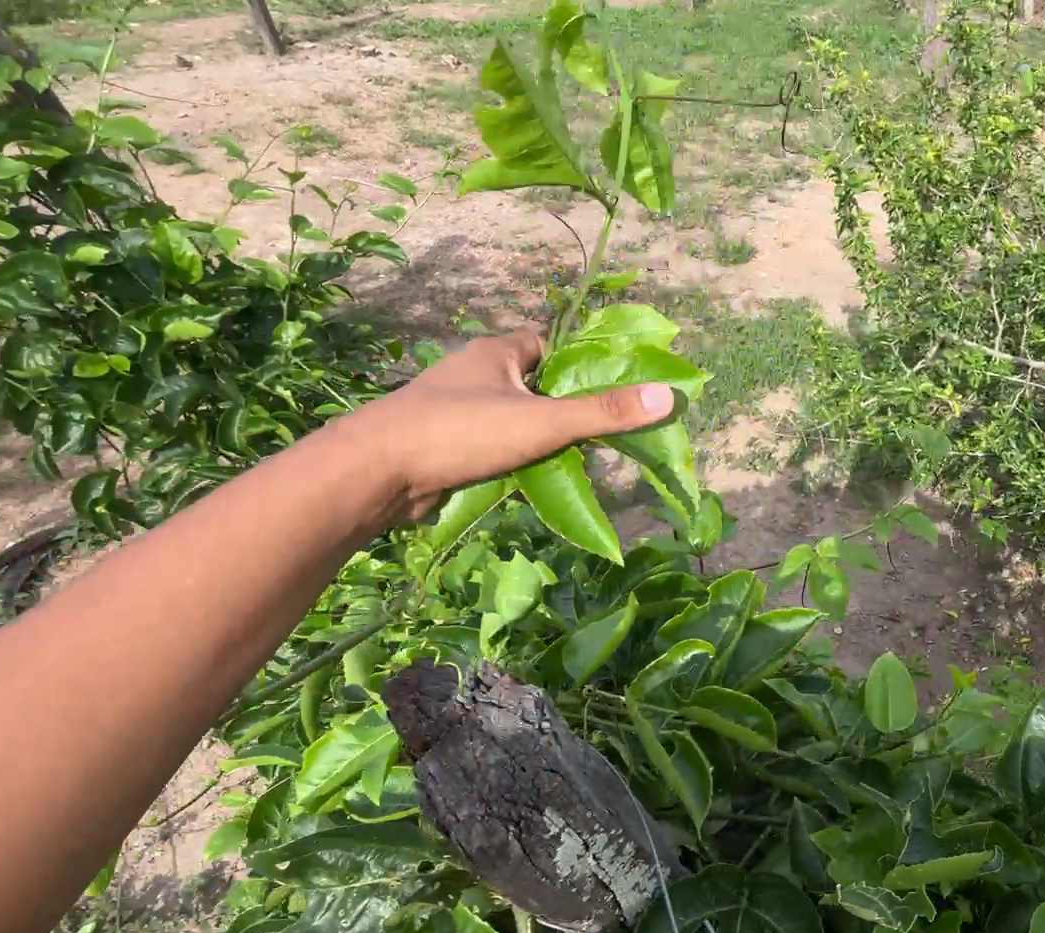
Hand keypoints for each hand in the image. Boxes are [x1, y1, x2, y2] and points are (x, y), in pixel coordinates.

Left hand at [335, 326, 675, 520]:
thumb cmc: (461, 431)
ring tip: (579, 458)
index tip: (611, 386)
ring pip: (515, 416)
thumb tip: (668, 396)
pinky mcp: (447, 444)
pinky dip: (517, 457)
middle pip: (535, 382)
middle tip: (603, 429)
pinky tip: (537, 477)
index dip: (580, 361)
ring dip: (542, 435)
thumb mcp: (544, 421)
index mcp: (497, 353)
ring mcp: (458, 409)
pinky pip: (494, 444)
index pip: (548, 343)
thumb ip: (604, 412)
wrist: (376, 473)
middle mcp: (476, 374)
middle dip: (566, 404)